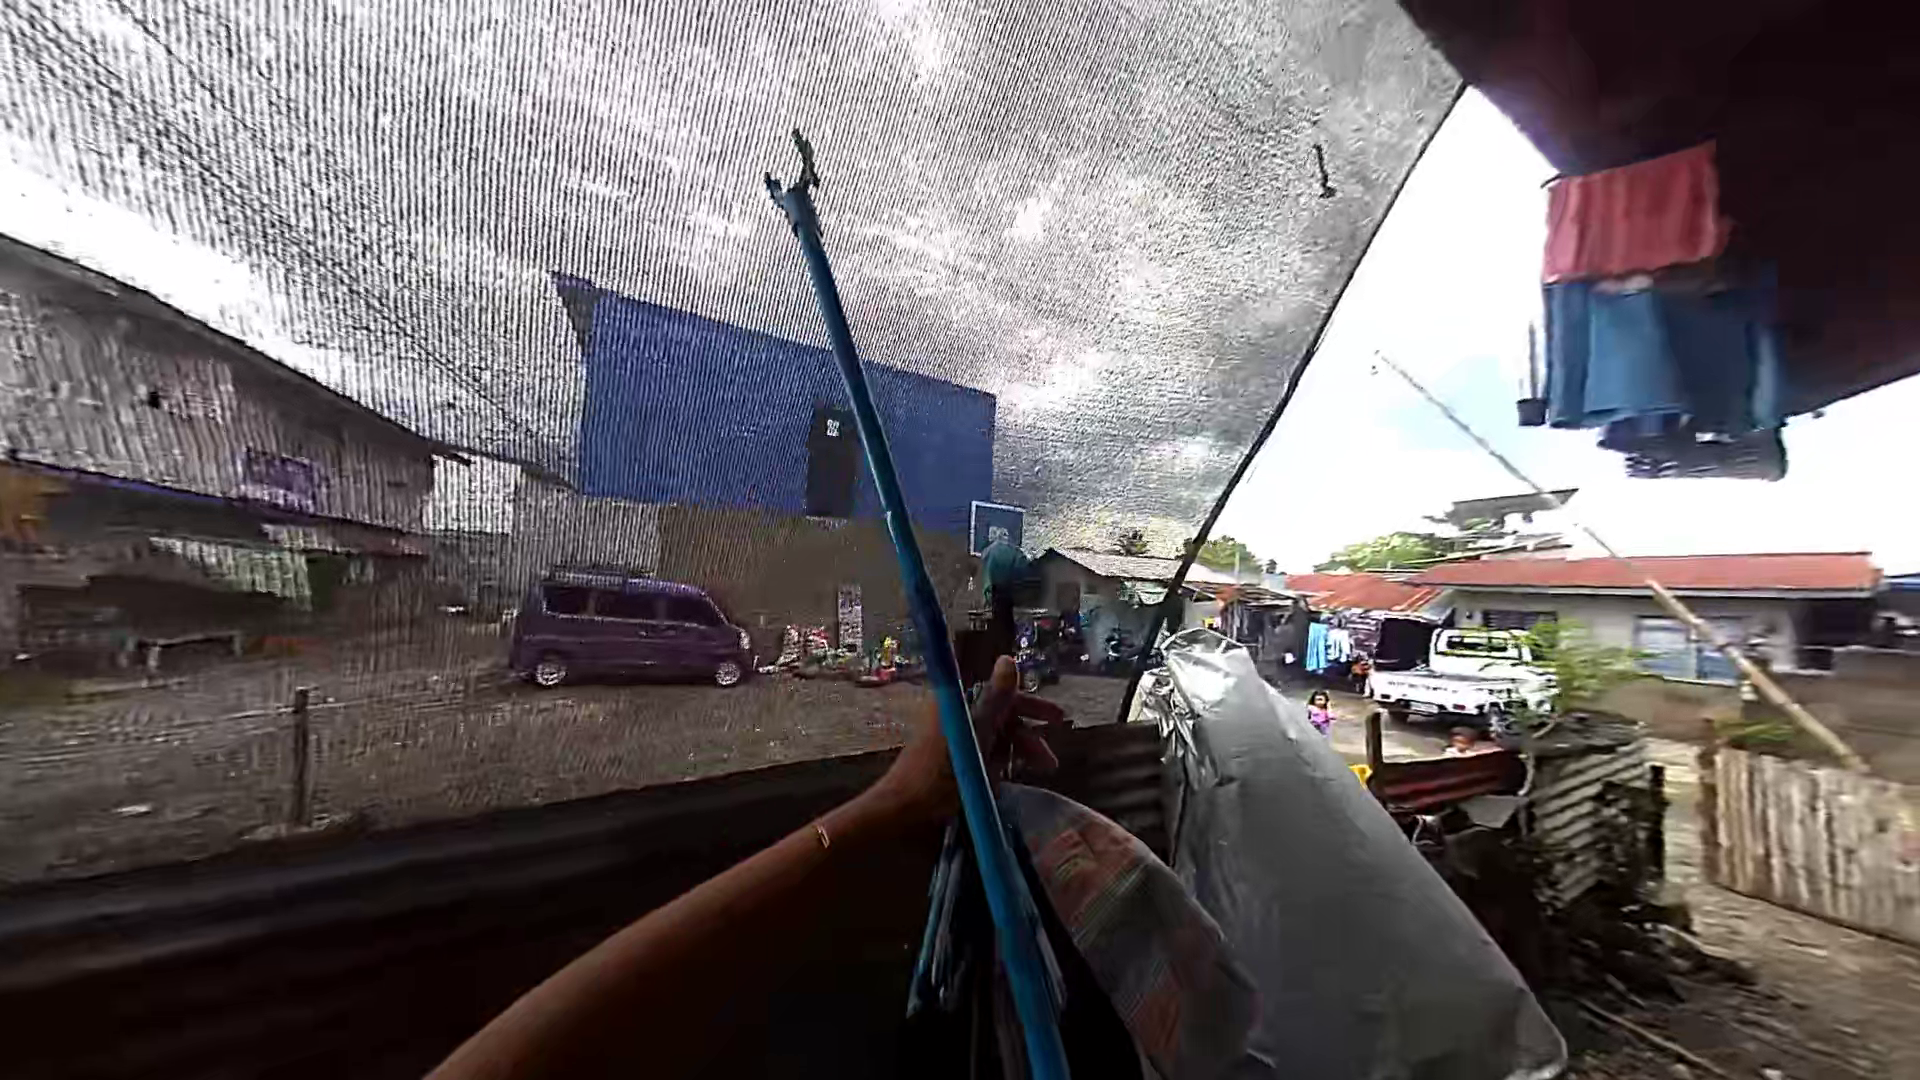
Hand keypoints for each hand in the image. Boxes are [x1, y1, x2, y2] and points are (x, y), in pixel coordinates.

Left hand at [869, 656, 1062, 824]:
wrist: (904, 815)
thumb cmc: (939, 772)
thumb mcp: (975, 734)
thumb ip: (995, 698)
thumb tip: (1008, 659)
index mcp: (960, 704)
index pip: (1002, 695)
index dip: (1031, 706)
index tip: (1059, 719)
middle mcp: (960, 719)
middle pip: (1003, 720)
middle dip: (1028, 738)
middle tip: (1050, 762)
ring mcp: (958, 744)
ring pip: (997, 743)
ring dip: (1017, 756)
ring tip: (1034, 777)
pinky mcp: (956, 766)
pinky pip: (986, 762)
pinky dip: (1000, 770)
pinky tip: (1008, 784)